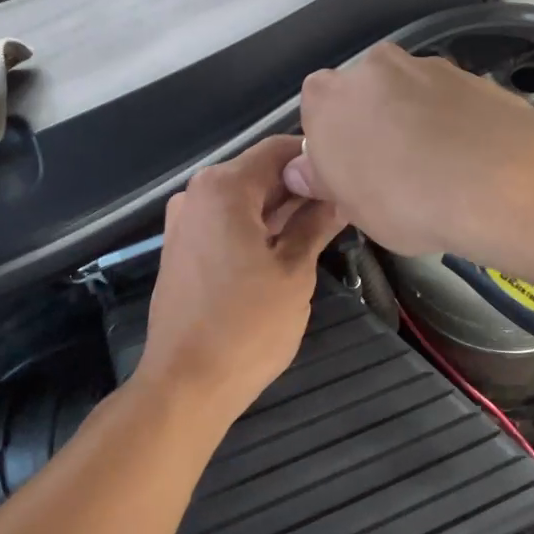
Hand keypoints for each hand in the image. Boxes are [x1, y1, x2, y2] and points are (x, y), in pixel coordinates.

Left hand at [138, 136, 347, 415]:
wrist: (186, 384)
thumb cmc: (247, 326)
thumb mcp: (295, 272)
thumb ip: (316, 224)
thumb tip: (339, 196)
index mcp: (224, 188)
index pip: (279, 149)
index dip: (317, 158)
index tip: (351, 176)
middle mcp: (197, 193)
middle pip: (259, 171)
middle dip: (301, 185)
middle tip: (345, 204)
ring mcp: (185, 222)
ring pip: (244, 198)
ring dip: (282, 208)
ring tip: (325, 226)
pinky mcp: (183, 249)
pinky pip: (227, 222)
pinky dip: (257, 227)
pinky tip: (289, 246)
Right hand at [283, 44, 533, 257]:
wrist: (496, 179)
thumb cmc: (405, 200)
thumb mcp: (352, 208)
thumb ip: (323, 180)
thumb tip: (301, 170)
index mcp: (326, 98)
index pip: (317, 112)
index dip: (335, 145)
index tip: (352, 175)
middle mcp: (371, 67)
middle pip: (365, 95)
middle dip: (376, 124)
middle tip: (395, 172)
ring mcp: (425, 65)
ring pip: (410, 92)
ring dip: (417, 119)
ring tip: (441, 167)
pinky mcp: (470, 73)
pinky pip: (450, 98)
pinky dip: (453, 118)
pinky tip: (470, 156)